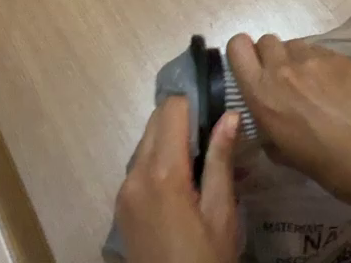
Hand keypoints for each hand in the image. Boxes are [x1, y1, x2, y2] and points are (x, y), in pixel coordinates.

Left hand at [115, 96, 241, 262]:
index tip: (216, 108)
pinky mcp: (121, 206)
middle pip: (156, 121)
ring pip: (146, 141)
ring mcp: (124, 191)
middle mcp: (136, 174)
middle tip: (212, 132)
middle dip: (182, 117)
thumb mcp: (221, 214)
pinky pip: (139, 165)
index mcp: (162, 173)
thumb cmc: (206, 260)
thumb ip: (220, 160)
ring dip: (169, 138)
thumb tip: (230, 114)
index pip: (172, 110)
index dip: (194, 102)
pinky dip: (158, 159)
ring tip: (200, 157)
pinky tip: (181, 179)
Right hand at [225, 34, 350, 209]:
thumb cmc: (332, 169)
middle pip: (265, 41)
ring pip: (293, 44)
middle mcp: (283, 69)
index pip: (236, 47)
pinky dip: (319, 64)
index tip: (250, 70)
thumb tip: (267, 121)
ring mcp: (314, 58)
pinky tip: (335, 88)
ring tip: (312, 86)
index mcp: (263, 95)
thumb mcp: (287, 156)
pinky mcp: (340, 56)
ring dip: (294, 60)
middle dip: (269, 57)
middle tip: (283, 82)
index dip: (241, 54)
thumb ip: (268, 129)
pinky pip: (318, 51)